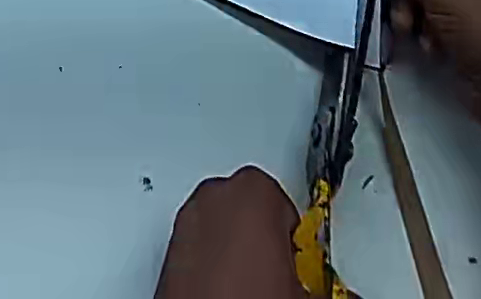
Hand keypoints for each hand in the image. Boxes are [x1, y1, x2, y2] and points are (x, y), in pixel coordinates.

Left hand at [154, 166, 302, 298]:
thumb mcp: (303, 288)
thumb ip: (311, 268)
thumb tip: (309, 282)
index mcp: (254, 191)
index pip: (281, 198)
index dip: (292, 233)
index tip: (297, 257)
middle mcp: (216, 193)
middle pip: (248, 204)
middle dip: (261, 233)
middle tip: (275, 272)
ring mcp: (189, 215)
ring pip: (221, 220)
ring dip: (234, 243)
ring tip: (250, 284)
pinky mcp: (169, 241)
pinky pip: (200, 238)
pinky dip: (211, 255)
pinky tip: (225, 288)